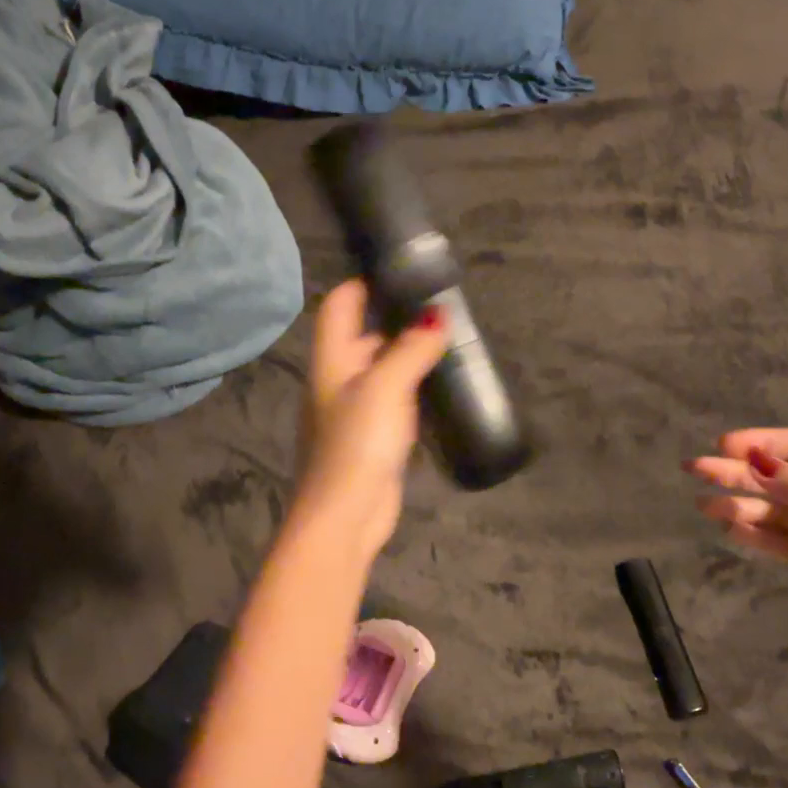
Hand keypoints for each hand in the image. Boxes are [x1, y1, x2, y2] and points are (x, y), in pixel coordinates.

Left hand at [294, 280, 449, 561]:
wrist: (345, 515)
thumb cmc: (358, 444)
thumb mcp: (387, 387)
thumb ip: (412, 348)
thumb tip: (438, 315)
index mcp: (333, 360)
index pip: (342, 305)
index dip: (366, 283)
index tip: (406, 272)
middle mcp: (340, 380)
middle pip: (365, 336)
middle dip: (400, 320)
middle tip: (446, 308)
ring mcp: (356, 412)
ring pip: (385, 371)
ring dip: (412, 358)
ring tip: (454, 342)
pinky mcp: (375, 440)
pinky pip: (397, 403)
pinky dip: (417, 392)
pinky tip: (445, 390)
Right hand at [686, 428, 787, 663]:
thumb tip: (755, 462)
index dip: (762, 443)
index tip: (723, 447)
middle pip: (782, 479)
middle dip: (739, 473)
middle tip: (695, 470)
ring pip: (778, 512)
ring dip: (742, 506)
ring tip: (704, 506)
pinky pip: (783, 543)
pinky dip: (757, 535)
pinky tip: (731, 529)